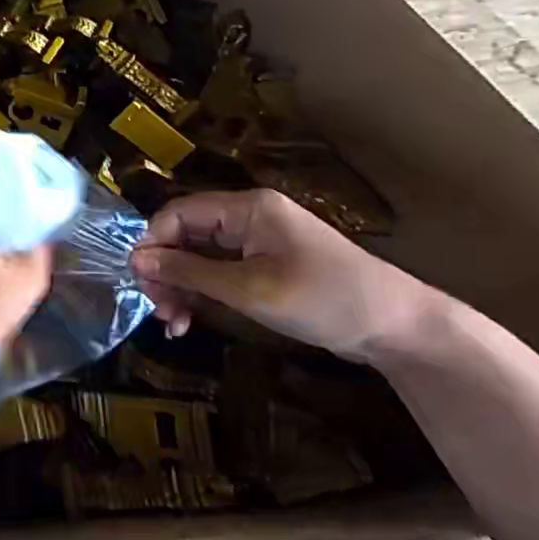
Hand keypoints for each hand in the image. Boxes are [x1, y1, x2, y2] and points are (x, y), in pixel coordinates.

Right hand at [129, 189, 444, 363]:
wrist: (402, 330)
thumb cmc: (325, 299)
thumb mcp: (249, 289)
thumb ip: (189, 272)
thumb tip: (136, 260)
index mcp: (246, 209)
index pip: (178, 213)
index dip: (153, 243)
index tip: (138, 279)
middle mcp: (247, 219)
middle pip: (185, 236)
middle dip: (165, 272)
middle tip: (156, 308)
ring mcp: (257, 244)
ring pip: (198, 258)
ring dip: (179, 288)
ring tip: (171, 323)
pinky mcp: (264, 268)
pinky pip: (218, 274)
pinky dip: (201, 295)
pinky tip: (189, 321)